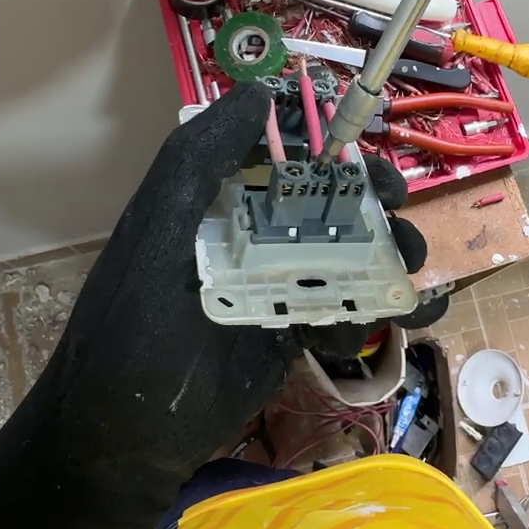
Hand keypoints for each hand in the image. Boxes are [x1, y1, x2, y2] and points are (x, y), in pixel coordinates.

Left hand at [0, 83, 425, 528]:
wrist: (122, 439)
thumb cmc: (135, 323)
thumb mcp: (160, 227)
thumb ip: (201, 155)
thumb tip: (261, 90)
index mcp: (220, 198)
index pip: (284, 153)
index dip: (330, 144)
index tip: (364, 147)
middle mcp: (253, 234)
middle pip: (328, 203)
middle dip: (371, 201)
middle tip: (395, 209)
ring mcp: (277, 284)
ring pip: (348, 256)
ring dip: (386, 256)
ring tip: (406, 270)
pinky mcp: (293, 332)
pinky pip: (346, 310)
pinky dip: (377, 312)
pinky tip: (396, 320)